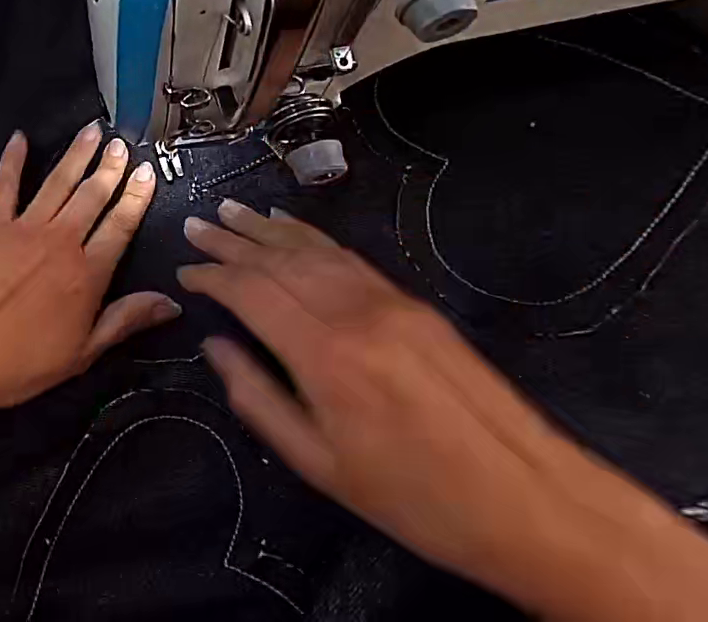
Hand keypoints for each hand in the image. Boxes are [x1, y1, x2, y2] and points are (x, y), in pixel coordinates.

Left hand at [0, 123, 178, 424]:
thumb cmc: (20, 363)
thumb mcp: (83, 352)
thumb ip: (127, 320)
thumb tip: (172, 303)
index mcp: (87, 273)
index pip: (121, 225)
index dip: (137, 197)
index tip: (148, 172)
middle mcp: (62, 242)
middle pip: (93, 197)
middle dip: (111, 168)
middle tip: (123, 144)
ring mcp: (25, 229)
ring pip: (59, 183)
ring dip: (78, 155)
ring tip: (93, 131)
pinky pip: (5, 187)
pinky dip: (12, 161)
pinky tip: (19, 138)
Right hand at [180, 202, 707, 621]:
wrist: (522, 493)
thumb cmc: (412, 496)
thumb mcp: (319, 465)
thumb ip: (258, 398)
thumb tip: (216, 346)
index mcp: (323, 352)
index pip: (252, 292)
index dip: (213, 276)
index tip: (184, 271)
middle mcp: (352, 309)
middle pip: (279, 259)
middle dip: (233, 240)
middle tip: (197, 222)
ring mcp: (386, 298)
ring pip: (314, 249)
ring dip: (269, 228)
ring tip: (234, 211)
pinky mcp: (409, 300)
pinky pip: (348, 256)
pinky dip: (313, 237)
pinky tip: (293, 228)